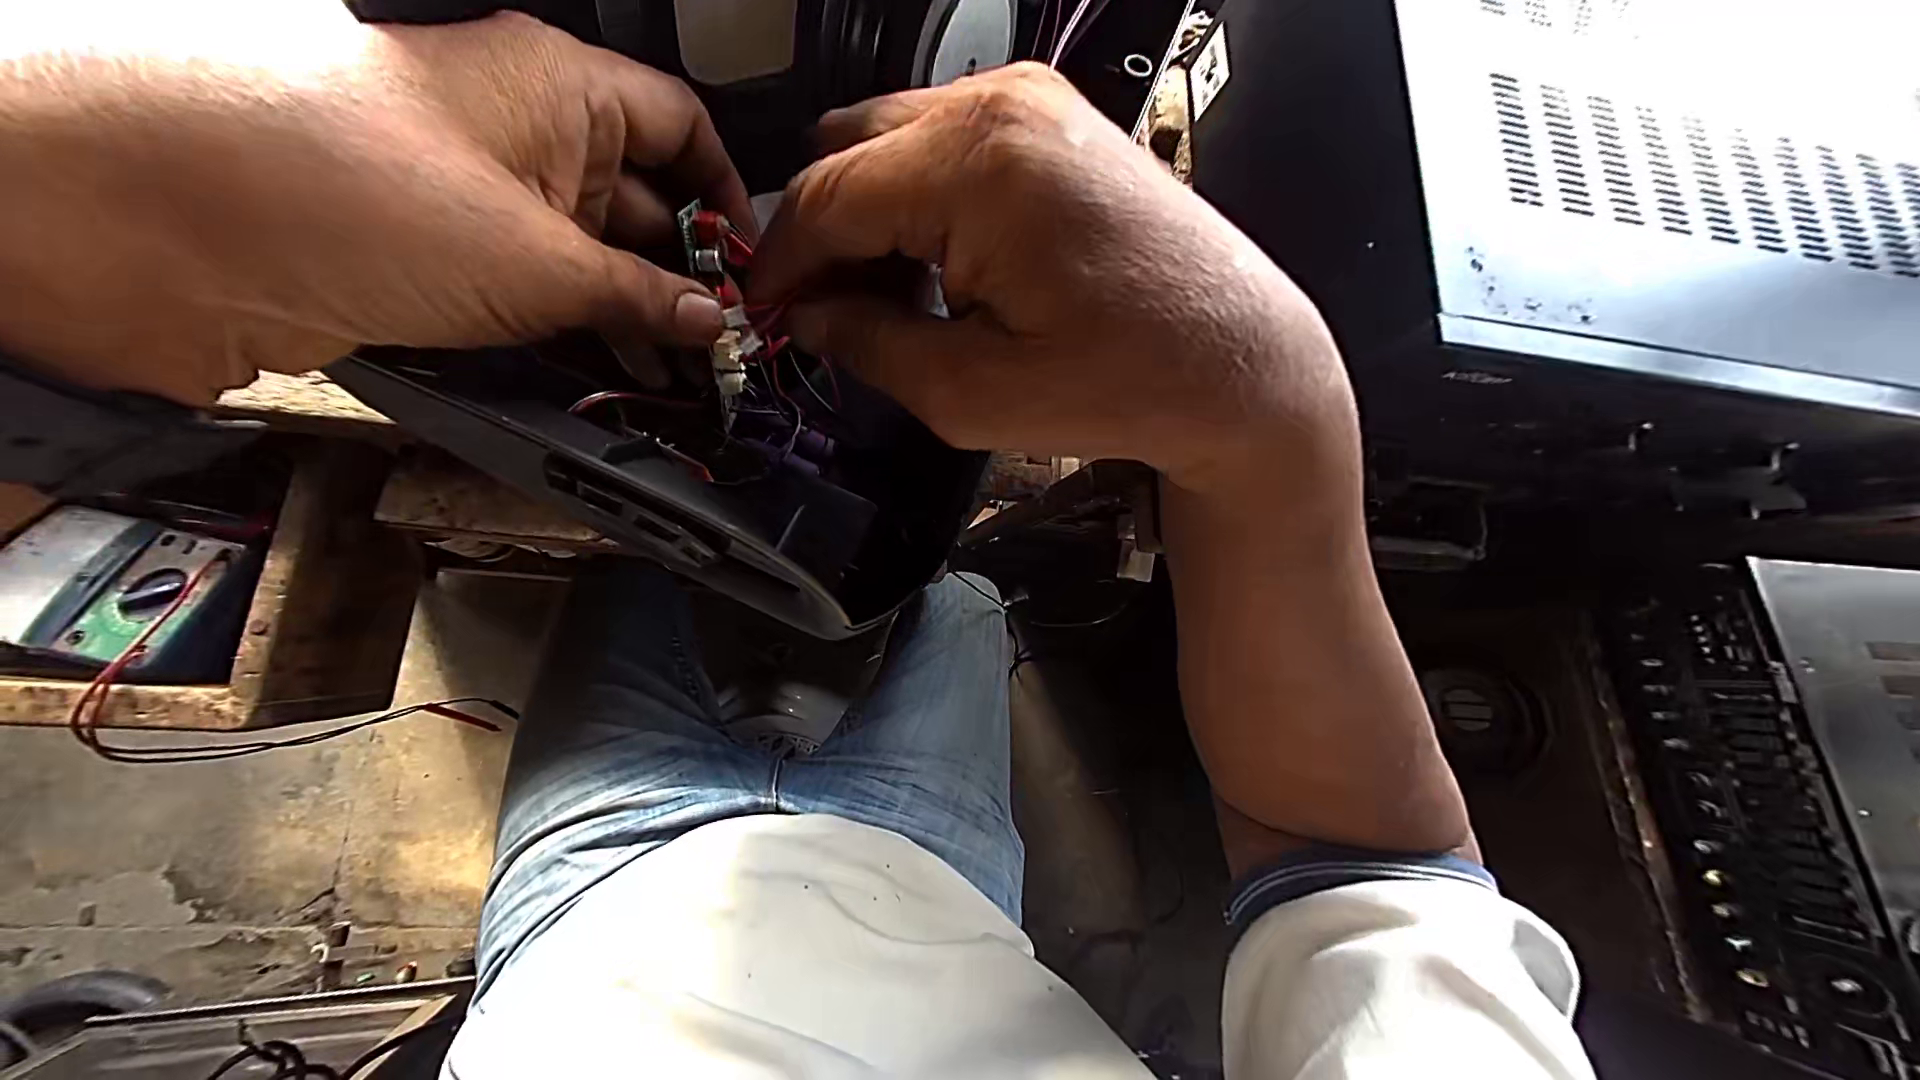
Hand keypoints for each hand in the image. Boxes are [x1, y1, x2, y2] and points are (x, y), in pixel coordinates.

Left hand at [0, 2, 752, 404]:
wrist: (139, 229)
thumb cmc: (354, 196)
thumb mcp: (536, 255)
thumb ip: (641, 292)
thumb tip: (717, 320)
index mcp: (558, 91)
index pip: (680, 124)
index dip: (727, 191)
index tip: (753, 264)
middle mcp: (531, 136)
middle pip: (647, 200)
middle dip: (694, 270)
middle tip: (734, 342)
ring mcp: (493, 200)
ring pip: (602, 255)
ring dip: (650, 312)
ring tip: (696, 372)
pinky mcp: (458, 257)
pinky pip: (553, 290)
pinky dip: (597, 329)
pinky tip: (635, 372)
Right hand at [749, 63, 1357, 496]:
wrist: (1234, 366)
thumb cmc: (1133, 381)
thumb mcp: (972, 392)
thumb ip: (870, 348)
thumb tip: (814, 320)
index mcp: (976, 165)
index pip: (825, 197)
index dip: (781, 263)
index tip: (766, 310)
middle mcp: (1002, 110)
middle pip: (848, 156)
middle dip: (820, 240)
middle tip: (820, 316)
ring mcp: (1033, 113)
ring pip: (893, 149)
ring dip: (868, 225)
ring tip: (886, 309)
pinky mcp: (1053, 135)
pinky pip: (946, 156)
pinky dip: (918, 213)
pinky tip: (936, 277)